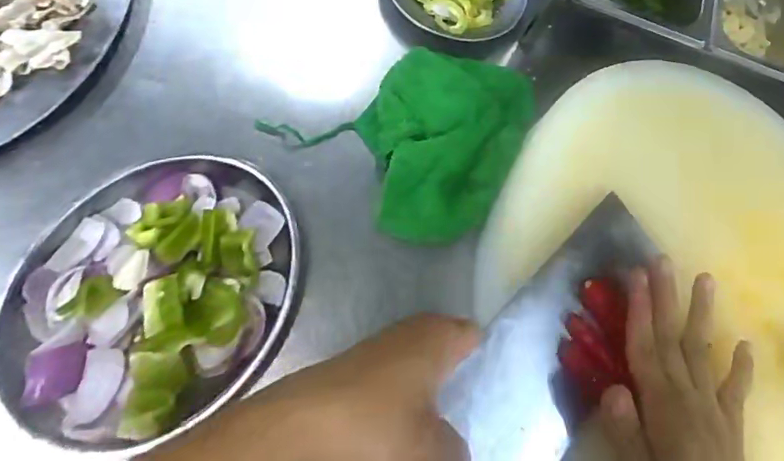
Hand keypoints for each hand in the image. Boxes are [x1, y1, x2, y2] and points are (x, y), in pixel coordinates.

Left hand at [161, 314, 477, 460]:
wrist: (282, 440)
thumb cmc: (373, 429)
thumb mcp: (430, 452)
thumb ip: (456, 451)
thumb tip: (457, 450)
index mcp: (437, 336)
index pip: (476, 336)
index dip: (491, 360)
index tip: (500, 389)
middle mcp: (409, 334)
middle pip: (446, 361)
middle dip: (459, 389)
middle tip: (473, 420)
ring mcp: (375, 357)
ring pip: (416, 382)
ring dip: (426, 410)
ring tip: (435, 441)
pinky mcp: (346, 386)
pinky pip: (387, 402)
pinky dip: (395, 422)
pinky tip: (394, 445)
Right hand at [601, 259, 751, 460]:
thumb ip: (628, 432)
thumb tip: (613, 387)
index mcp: (661, 405)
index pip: (644, 348)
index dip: (638, 310)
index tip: (635, 273)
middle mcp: (687, 397)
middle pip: (672, 339)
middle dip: (665, 297)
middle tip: (661, 259)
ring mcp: (712, 408)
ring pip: (703, 352)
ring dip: (702, 315)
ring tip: (706, 277)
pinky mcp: (732, 426)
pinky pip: (736, 392)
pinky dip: (740, 368)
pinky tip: (745, 344)